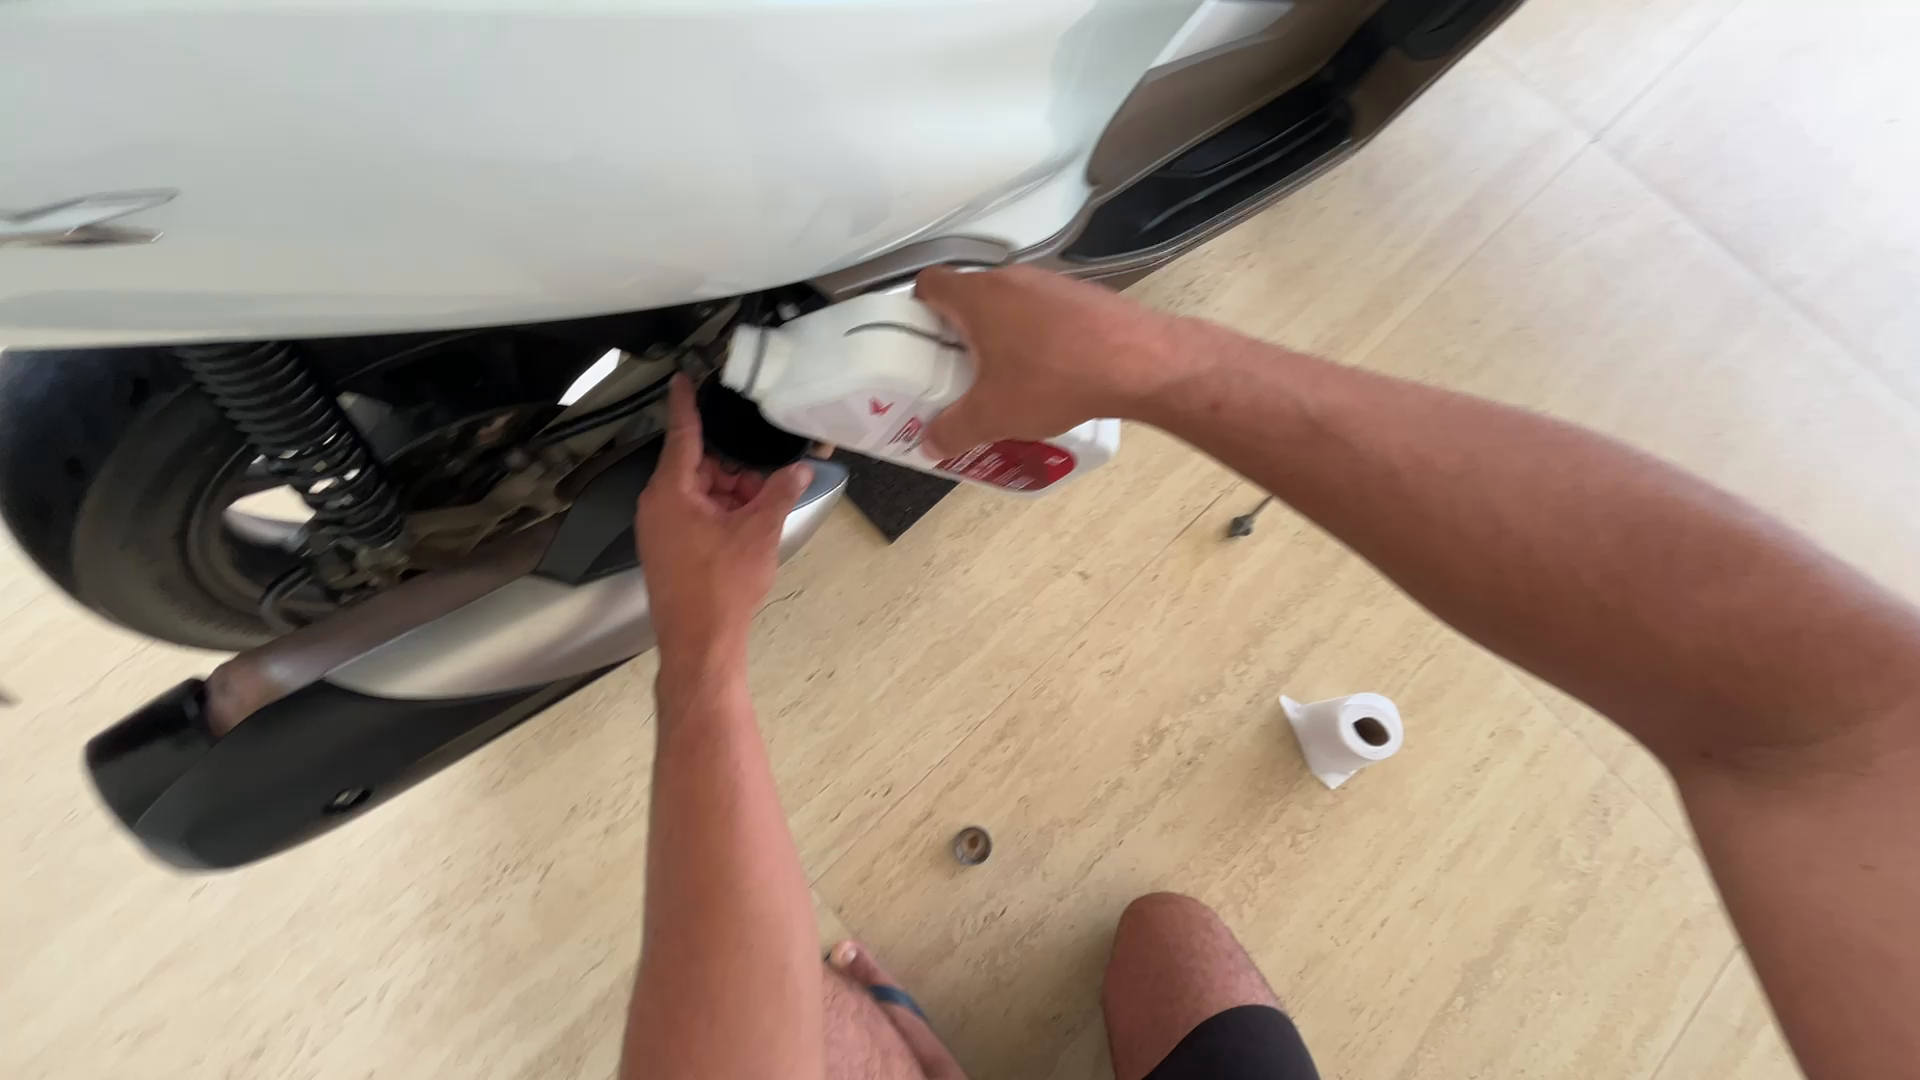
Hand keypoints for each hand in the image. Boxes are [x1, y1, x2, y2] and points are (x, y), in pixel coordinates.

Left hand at [636, 375, 812, 668]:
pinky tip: (749, 531)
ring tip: (762, 516)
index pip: (682, 435)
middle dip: (736, 471)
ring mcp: (661, 529)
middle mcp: (659, 505)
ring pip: (703, 493)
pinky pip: (698, 515)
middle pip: (700, 467)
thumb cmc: (722, 586)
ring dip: (734, 496)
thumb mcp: (759, 532)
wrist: (700, 642)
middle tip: (767, 484)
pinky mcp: (670, 549)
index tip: (684, 378)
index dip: (687, 404)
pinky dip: (724, 515)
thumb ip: (779, 493)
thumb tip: (799, 469)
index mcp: (671, 492)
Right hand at [913, 265, 1199, 457]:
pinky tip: (1046, 376)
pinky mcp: (1081, 298)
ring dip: (998, 338)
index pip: (929, 284)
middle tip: (955, 374)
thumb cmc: (1055, 378)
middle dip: (957, 335)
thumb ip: (952, 430)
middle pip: (968, 299)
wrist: (1138, 363)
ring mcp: (1050, 284)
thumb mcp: (992, 415)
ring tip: (1002, 381)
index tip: (914, 342)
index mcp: (978, 297)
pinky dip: (1035, 340)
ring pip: (1008, 307)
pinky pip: (1042, 316)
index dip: (914, 311)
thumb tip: (930, 443)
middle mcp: (1011, 279)